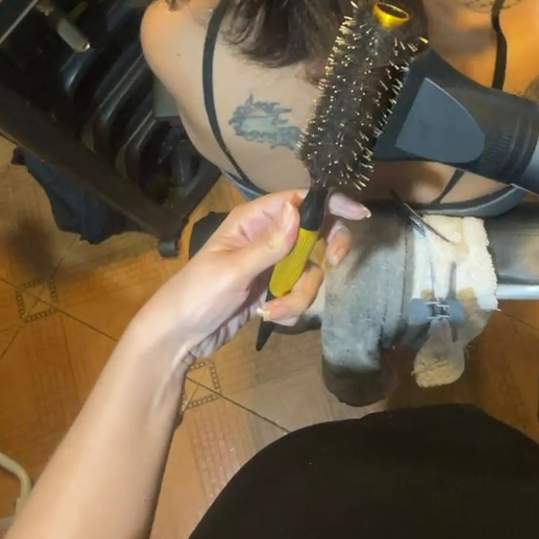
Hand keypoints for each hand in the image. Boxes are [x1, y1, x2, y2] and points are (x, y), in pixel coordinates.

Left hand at [130, 190, 369, 359]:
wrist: (179, 337)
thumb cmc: (197, 295)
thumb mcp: (233, 269)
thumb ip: (270, 243)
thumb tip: (299, 210)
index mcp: (253, 221)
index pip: (300, 201)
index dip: (331, 203)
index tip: (359, 214)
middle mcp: (267, 237)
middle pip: (316, 233)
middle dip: (326, 252)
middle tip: (333, 264)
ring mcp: (272, 265)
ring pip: (310, 271)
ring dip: (298, 295)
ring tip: (270, 311)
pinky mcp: (273, 290)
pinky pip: (299, 294)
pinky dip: (289, 308)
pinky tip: (267, 317)